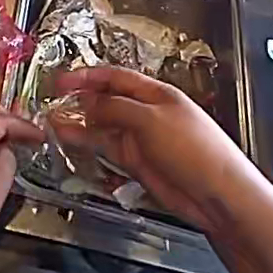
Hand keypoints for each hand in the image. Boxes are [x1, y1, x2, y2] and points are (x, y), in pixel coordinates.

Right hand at [51, 67, 265, 234]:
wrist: (218, 196)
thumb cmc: (194, 150)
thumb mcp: (151, 120)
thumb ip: (116, 108)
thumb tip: (89, 103)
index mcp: (155, 93)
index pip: (115, 77)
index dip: (87, 76)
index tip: (62, 81)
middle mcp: (146, 112)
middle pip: (107, 100)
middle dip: (80, 99)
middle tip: (53, 101)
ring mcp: (142, 138)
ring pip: (103, 124)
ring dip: (80, 121)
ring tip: (53, 120)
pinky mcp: (138, 162)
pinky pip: (107, 147)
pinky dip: (88, 142)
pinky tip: (70, 139)